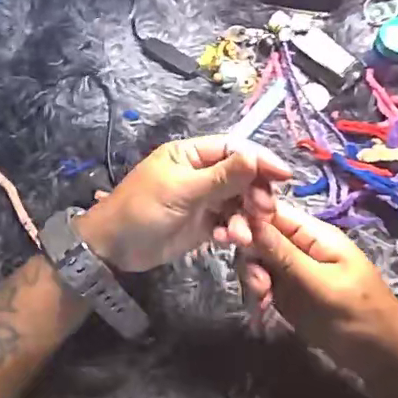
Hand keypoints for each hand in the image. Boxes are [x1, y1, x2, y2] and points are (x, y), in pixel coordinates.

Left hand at [76, 136, 293, 272]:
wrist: (113, 248)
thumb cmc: (141, 210)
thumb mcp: (182, 191)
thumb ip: (221, 177)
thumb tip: (254, 155)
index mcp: (190, 154)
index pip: (233, 149)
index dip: (260, 160)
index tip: (284, 176)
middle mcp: (199, 173)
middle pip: (241, 177)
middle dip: (255, 194)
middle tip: (263, 212)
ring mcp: (202, 200)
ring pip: (238, 202)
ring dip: (245, 217)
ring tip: (241, 235)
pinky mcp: (203, 225)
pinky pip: (229, 223)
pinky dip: (233, 231)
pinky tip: (227, 241)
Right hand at [240, 201, 397, 375]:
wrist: (382, 360)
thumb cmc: (360, 316)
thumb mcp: (322, 285)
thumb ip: (285, 255)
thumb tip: (250, 219)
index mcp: (314, 234)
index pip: (272, 211)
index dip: (247, 217)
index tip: (231, 237)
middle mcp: (299, 245)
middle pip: (258, 233)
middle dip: (249, 253)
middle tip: (256, 282)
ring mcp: (291, 268)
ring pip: (255, 258)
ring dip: (252, 276)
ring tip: (263, 298)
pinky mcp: (285, 290)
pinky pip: (260, 281)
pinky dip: (256, 292)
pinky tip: (262, 307)